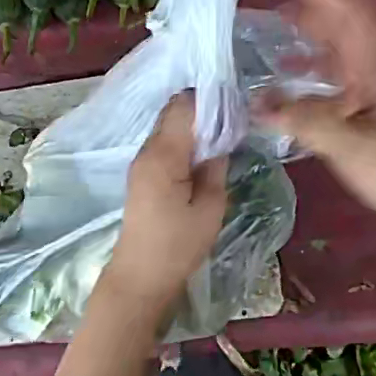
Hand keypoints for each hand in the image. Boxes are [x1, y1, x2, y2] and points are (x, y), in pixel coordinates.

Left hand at [105, 92, 228, 310]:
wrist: (140, 276)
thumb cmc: (178, 245)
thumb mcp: (210, 208)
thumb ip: (216, 168)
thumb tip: (221, 140)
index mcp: (163, 155)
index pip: (183, 106)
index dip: (208, 99)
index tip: (235, 103)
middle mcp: (147, 151)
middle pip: (173, 113)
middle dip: (202, 110)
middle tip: (233, 119)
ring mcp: (140, 162)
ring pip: (168, 128)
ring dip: (193, 127)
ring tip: (223, 136)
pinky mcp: (141, 175)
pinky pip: (164, 145)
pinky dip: (183, 142)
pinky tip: (203, 155)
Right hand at [260, 0, 375, 234]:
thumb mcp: (353, 148)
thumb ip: (304, 123)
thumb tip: (258, 104)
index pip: (356, 21)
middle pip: (351, 35)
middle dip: (319, 17)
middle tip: (284, 5)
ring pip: (348, 62)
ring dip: (319, 47)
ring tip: (287, 40)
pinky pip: (345, 88)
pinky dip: (322, 81)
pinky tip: (302, 91)